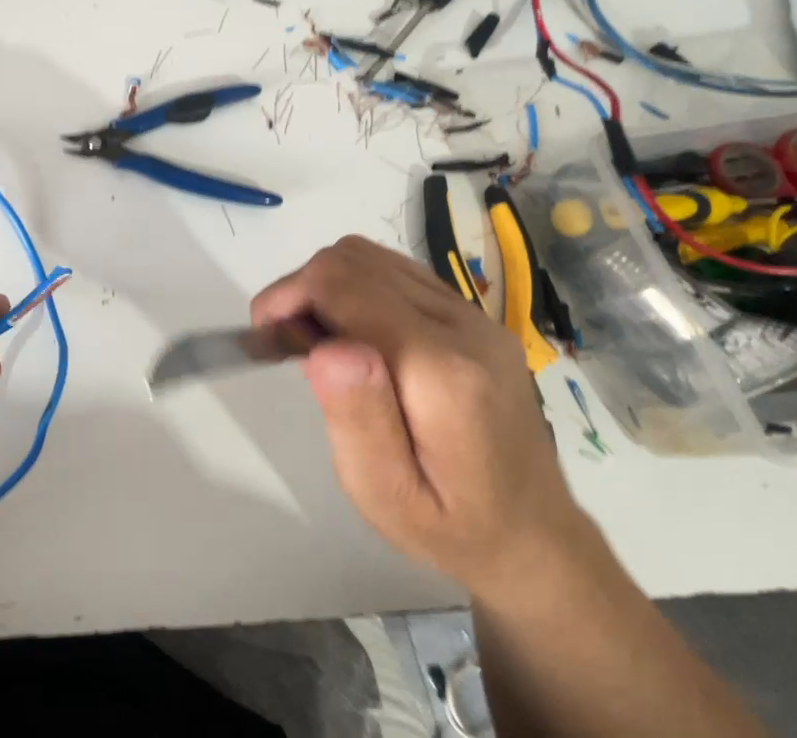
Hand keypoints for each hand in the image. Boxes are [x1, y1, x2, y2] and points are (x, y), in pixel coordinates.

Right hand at [252, 236, 598, 597]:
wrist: (532, 537)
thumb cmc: (447, 525)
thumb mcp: (384, 491)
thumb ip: (357, 414)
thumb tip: (328, 346)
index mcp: (440, 371)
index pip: (343, 284)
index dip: (287, 297)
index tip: (264, 340)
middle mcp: (464, 329)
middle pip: (353, 261)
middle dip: (300, 289)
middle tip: (283, 345)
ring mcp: (475, 320)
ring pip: (373, 259)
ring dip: (325, 286)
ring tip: (312, 340)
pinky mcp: (475, 323)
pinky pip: (397, 275)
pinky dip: (354, 290)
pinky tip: (347, 336)